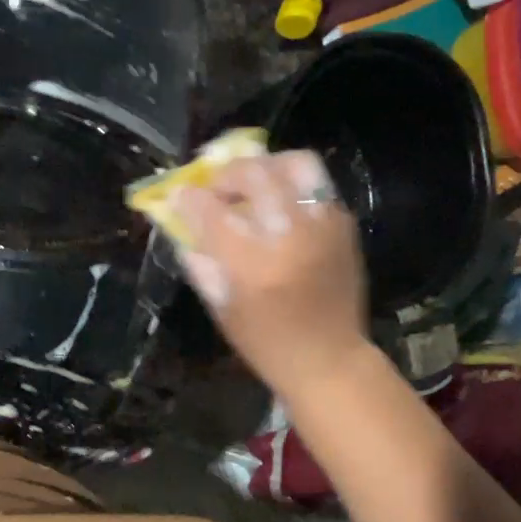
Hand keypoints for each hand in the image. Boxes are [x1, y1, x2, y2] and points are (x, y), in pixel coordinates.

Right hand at [173, 151, 370, 396]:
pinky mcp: (343, 224)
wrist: (327, 356)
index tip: (177, 195)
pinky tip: (279, 207)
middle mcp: (290, 235)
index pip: (213, 213)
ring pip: (294, 165)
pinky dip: (291, 188)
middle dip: (227, 174)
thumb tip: (186, 229)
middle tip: (215, 188)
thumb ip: (202, 265)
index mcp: (252, 264)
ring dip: (266, 167)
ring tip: (252, 183)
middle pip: (255, 175)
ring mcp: (322, 225)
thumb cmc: (264, 342)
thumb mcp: (220, 309)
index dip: (189, 199)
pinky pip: (316, 186)